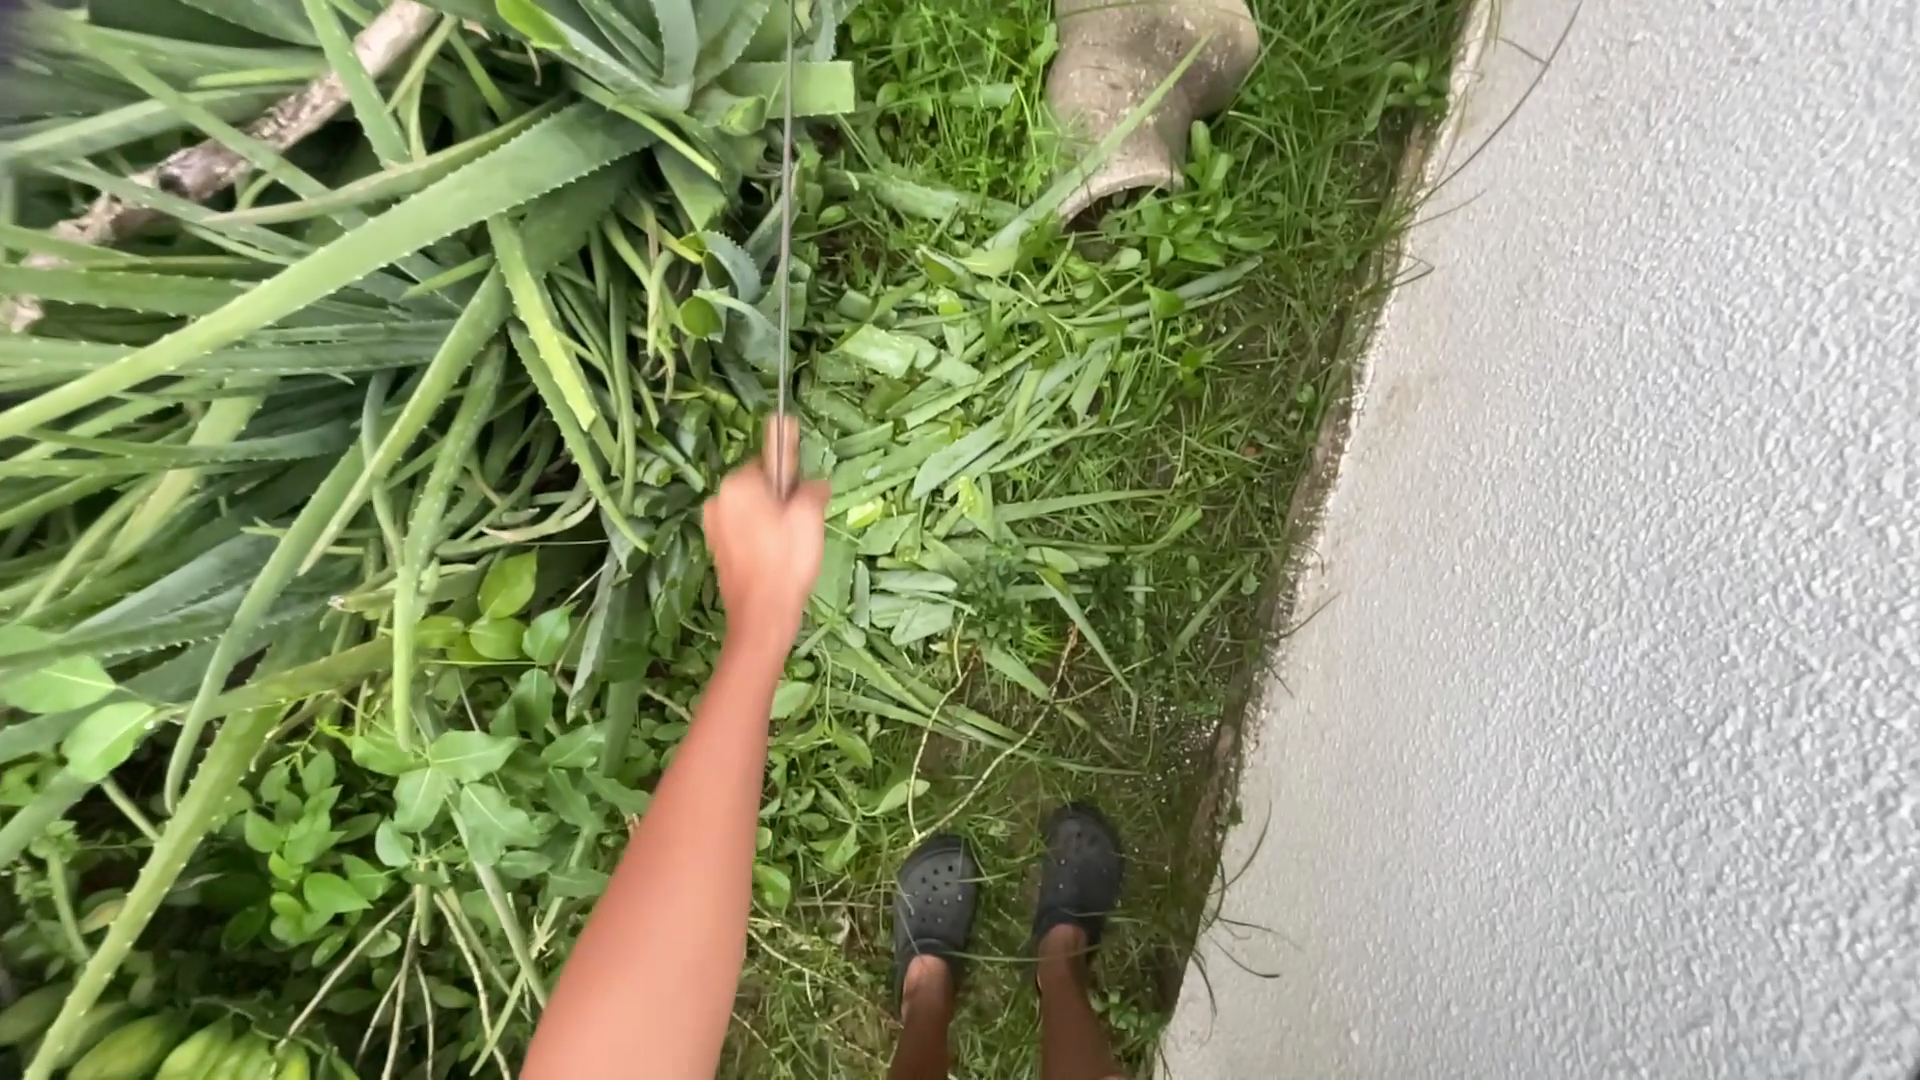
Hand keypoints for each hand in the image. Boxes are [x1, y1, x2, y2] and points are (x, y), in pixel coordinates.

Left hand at [701, 416, 830, 655]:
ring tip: (793, 541)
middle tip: (805, 519)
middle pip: (762, 483)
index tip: (789, 423)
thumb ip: (811, 489)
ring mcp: (714, 524)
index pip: (770, 457)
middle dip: (782, 495)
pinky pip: (745, 526)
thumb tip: (814, 483)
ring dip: (772, 514)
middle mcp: (719, 498)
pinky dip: (760, 532)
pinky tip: (777, 553)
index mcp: (739, 484)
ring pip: (754, 507)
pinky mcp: (717, 546)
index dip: (788, 451)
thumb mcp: (809, 517)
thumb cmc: (787, 562)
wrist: (762, 616)